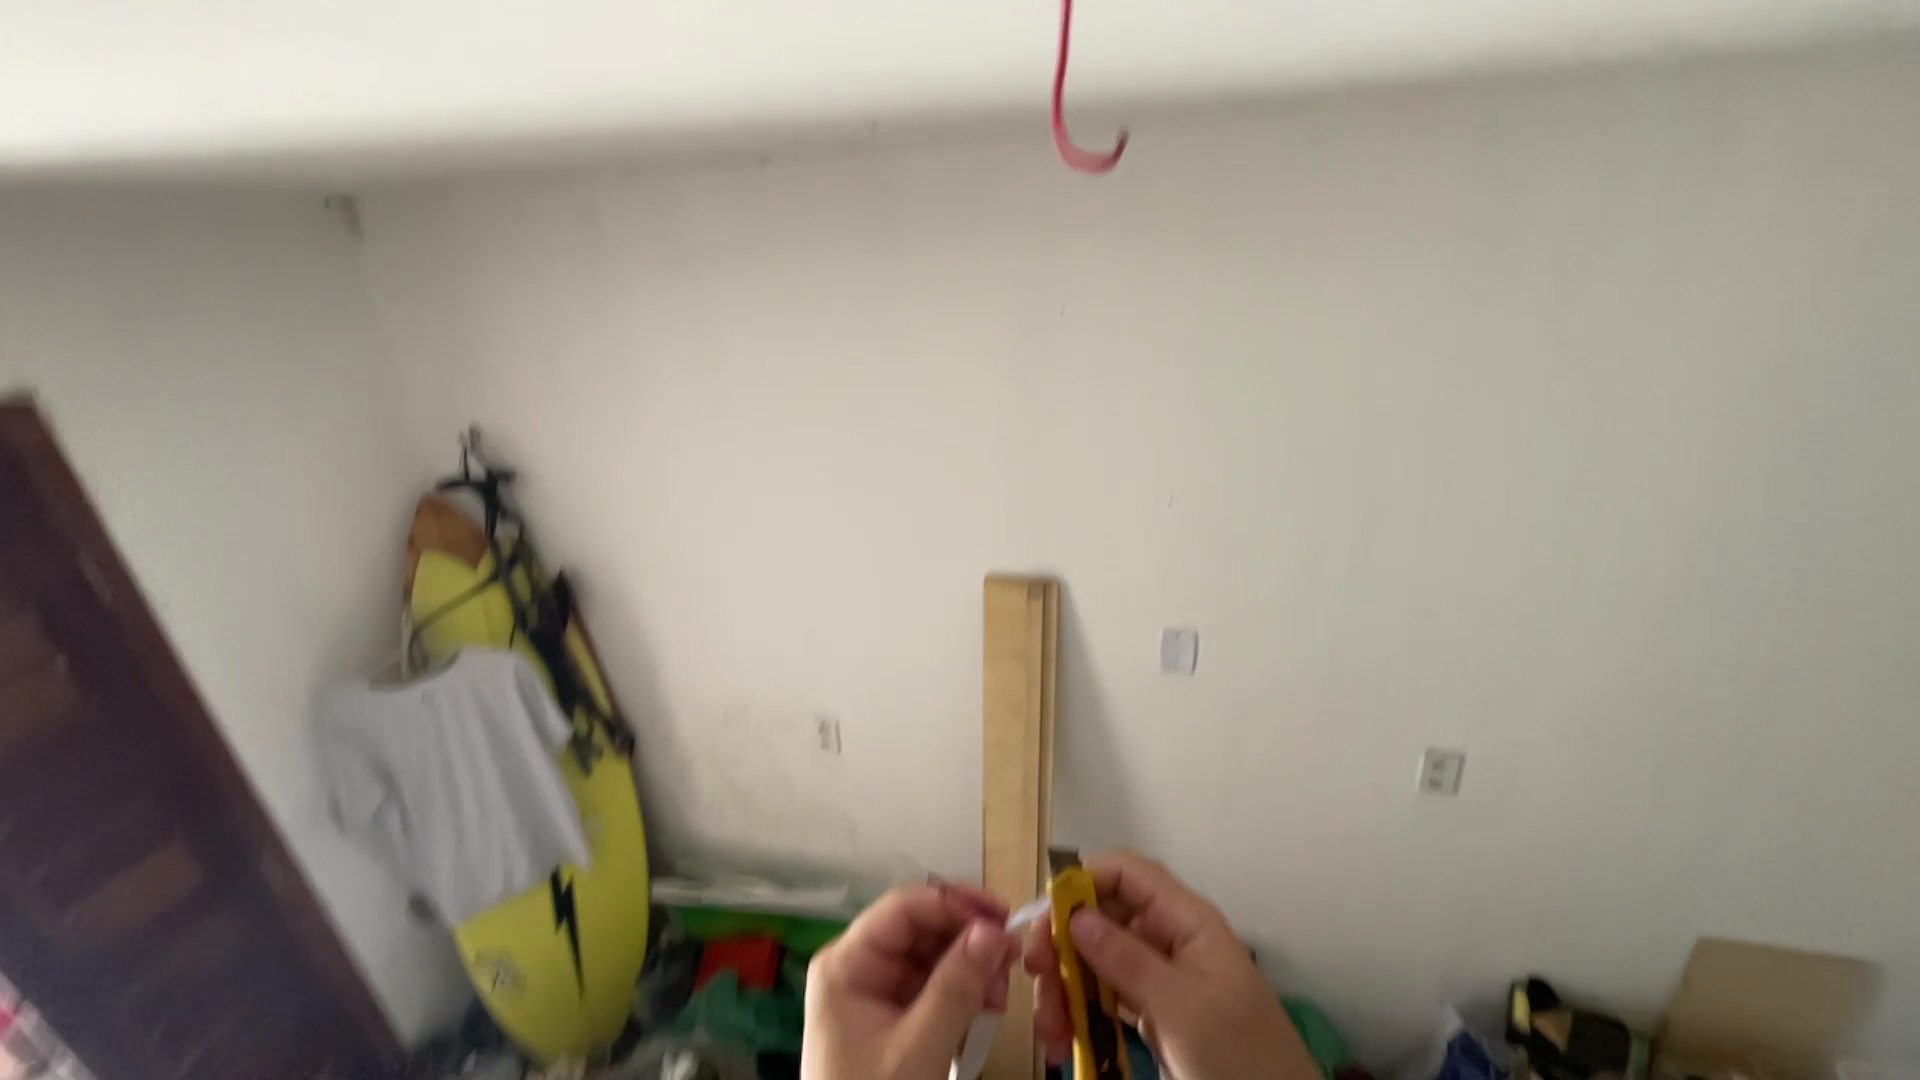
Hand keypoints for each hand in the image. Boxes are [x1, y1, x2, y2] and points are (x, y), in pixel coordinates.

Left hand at [804, 882, 1018, 1079]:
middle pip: (922, 928)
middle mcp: (859, 965)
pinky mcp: (895, 1015)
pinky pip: (935, 984)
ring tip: (1000, 994)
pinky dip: (964, 991)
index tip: (1003, 915)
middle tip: (1012, 958)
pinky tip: (987, 1007)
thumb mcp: (918, 1050)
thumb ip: (956, 987)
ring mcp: (877, 990)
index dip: (954, 903)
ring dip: (972, 966)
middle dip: (968, 939)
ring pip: (934, 954)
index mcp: (847, 963)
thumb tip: (994, 930)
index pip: (904, 908)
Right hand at [1024, 852, 1315, 1079]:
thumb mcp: (1182, 1007)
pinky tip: (1061, 1039)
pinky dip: (1078, 1013)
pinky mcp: (1152, 1013)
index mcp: (1185, 920)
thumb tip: (1074, 916)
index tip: (1047, 916)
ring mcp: (1159, 977)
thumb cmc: (1240, 1054)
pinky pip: (1104, 997)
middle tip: (1035, 976)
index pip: (1128, 874)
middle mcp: (1168, 938)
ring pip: (1096, 960)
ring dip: (1064, 986)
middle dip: (1063, 943)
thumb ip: (1127, 958)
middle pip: (1102, 917)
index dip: (1085, 881)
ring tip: (1048, 1029)